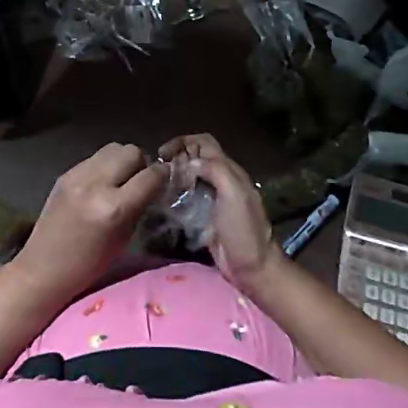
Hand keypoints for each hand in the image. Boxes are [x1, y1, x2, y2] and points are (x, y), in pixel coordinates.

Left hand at [13, 143, 163, 301]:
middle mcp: (96, 184)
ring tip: (119, 180)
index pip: (151, 175)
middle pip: (132, 151)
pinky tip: (100, 184)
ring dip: (122, 161)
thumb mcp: (124, 238)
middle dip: (141, 164)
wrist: (44, 268)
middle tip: (138, 181)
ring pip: (113, 148)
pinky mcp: (65, 173)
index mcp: (114, 208)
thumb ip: (140, 206)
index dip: (162, 176)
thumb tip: (153, 184)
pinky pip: (94, 158)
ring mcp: (77, 176)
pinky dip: (104, 166)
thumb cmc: (89, 264)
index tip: (163, 181)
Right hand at [160, 134, 277, 291]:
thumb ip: (215, 170)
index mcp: (229, 170)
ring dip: (173, 176)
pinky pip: (186, 198)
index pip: (204, 143)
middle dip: (176, 158)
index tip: (163, 153)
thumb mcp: (234, 193)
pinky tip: (161, 201)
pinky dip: (174, 195)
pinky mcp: (203, 216)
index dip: (183, 141)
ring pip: (189, 177)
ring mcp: (211, 199)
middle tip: (157, 170)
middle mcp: (219, 180)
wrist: (251, 266)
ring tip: (155, 184)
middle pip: (195, 158)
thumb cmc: (243, 228)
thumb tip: (189, 162)